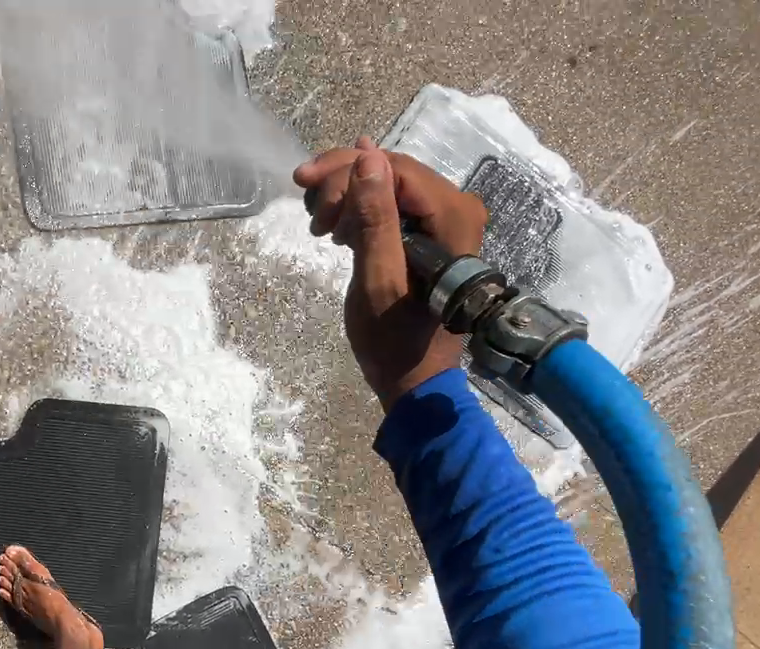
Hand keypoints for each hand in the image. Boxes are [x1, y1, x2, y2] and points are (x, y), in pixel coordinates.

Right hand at [293, 137, 488, 409]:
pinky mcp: (431, 236)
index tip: (303, 185)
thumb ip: (376, 219)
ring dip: (348, 197)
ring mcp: (446, 222)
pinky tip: (339, 222)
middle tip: (307, 206)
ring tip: (320, 223)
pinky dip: (361, 211)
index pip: (394, 168)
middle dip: (343, 182)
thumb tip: (366, 158)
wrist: (413, 379)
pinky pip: (394, 206)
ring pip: (389, 186)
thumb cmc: (393, 340)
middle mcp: (456, 208)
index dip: (345, 170)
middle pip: (393, 171)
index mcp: (451, 215)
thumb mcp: (377, 281)